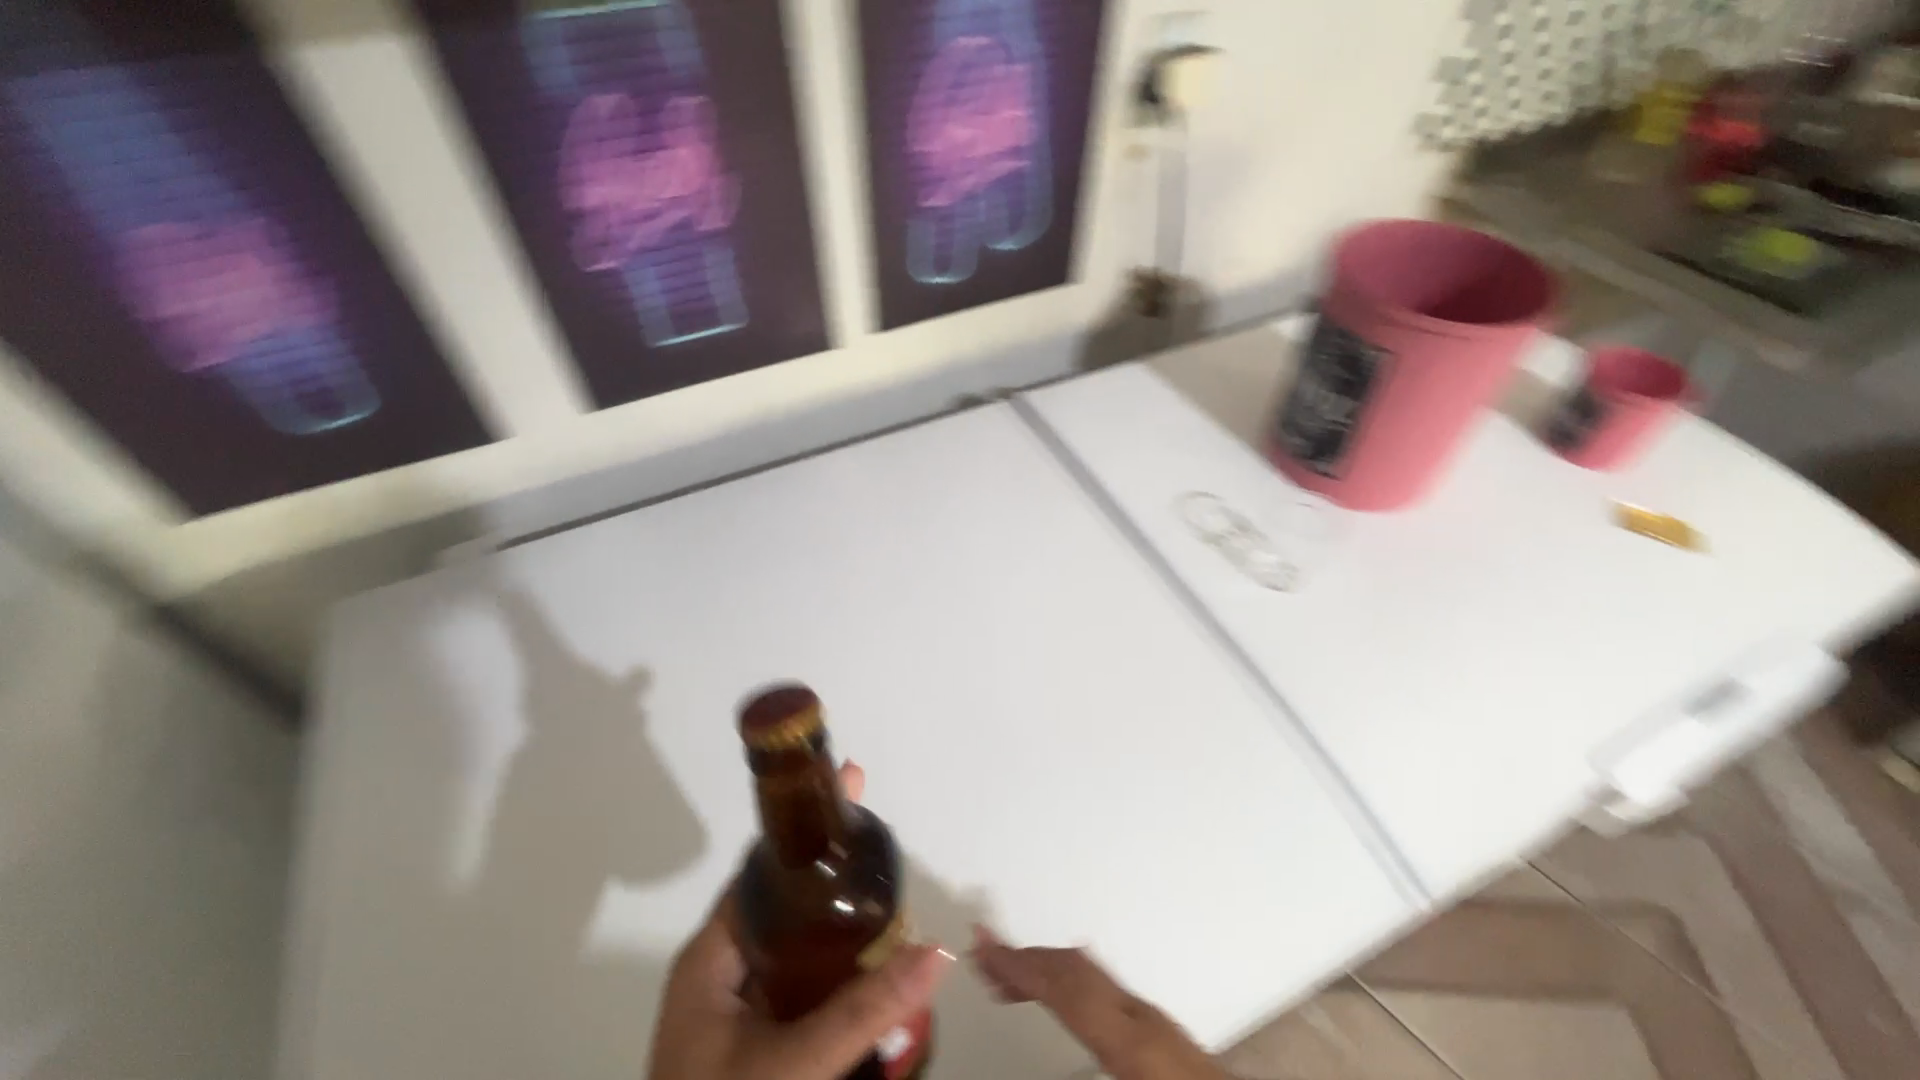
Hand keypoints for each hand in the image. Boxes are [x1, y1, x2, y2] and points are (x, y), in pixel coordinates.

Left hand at [647, 763, 953, 1079]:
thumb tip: (938, 951)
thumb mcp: (795, 1062)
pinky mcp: (752, 1037)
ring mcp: (737, 1006)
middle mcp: (723, 970)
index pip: (763, 868)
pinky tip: (873, 980)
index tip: (851, 792)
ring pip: (798, 948)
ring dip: (843, 932)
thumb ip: (865, 1009)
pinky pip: (801, 987)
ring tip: (893, 916)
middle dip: (837, 881)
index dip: (807, 830)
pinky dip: (837, 974)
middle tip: (886, 860)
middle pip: (786, 903)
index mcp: (714, 955)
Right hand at [972, 926, 1229, 1079]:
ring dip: (1043, 963)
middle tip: (982, 950)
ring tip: (1006, 969)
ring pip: (1089, 972)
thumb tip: (1037, 1020)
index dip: (1017, 962)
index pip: (1064, 988)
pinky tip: (1053, 983)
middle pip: (1073, 969)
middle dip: (1023, 955)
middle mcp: (1145, 1017)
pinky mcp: (1160, 1027)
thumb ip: (1081, 1057)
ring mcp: (1156, 1018)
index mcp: (1133, 1040)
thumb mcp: (1126, 1071)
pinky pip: (1104, 986)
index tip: (983, 943)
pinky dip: (1068, 976)